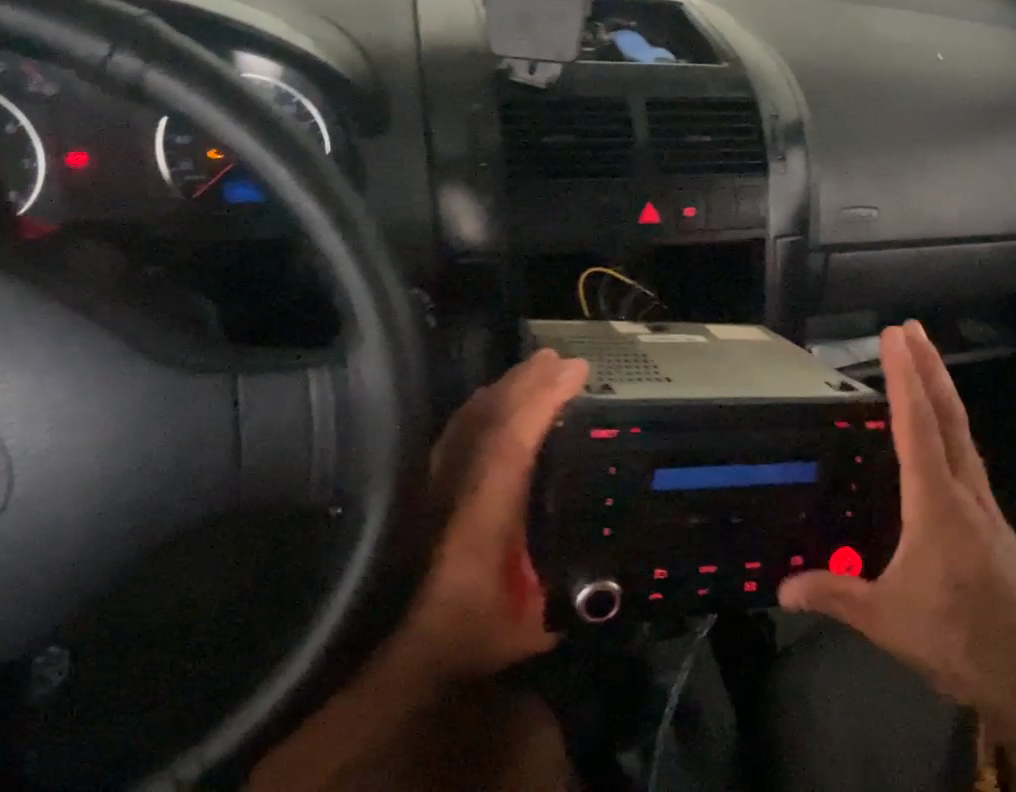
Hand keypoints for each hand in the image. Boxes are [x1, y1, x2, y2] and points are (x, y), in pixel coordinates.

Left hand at [389, 349, 589, 682]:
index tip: (575, 372)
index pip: (513, 440)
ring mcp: (435, 484)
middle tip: (562, 361)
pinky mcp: (427, 488)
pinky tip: (497, 403)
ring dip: (505, 389)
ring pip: (469, 419)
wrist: (400, 653)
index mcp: (484, 516)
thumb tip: (615, 574)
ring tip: (536, 370)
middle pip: (490, 416)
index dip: (544, 400)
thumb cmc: (468, 639)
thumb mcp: (535, 625)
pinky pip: (457, 432)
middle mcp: (455, 487)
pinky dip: (483, 407)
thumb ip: (575, 596)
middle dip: (528, 382)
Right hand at [777, 323, 1015, 737]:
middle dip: (930, 368)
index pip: (919, 427)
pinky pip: (970, 465)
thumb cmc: (960, 639)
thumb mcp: (886, 619)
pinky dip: (952, 434)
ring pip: (965, 438)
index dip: (905, 377)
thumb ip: (834, 596)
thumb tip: (783, 589)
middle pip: (950, 418)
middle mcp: (967, 495)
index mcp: (937, 505)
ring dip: (944, 396)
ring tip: (926, 370)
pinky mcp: (996, 529)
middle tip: (912, 329)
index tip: (896, 336)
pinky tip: (943, 446)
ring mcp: (988, 511)